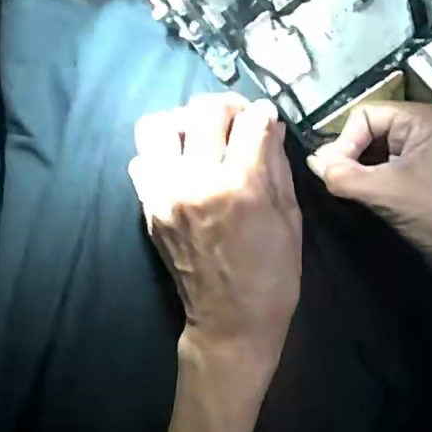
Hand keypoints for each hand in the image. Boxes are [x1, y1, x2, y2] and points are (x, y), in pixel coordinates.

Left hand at [129, 94, 301, 426]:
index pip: (249, 121)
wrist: (230, 323)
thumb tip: (269, 123)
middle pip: (202, 112)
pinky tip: (182, 167)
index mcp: (240, 187)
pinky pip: (141, 161)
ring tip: (200, 138)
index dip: (263, 114)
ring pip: (157, 126)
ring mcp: (164, 194)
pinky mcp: (148, 208)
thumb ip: (276, 164)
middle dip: (226, 108)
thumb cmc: (272, 275)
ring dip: (183, 123)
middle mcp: (196, 183)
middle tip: (236, 122)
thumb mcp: (290, 218)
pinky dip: (161, 154)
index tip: (266, 120)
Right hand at [306, 102, 431, 290]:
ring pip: (374, 153)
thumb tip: (312, 162)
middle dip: (349, 155)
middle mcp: (422, 129)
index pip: (364, 115)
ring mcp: (424, 154)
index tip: (334, 173)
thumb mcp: (385, 192)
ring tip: (347, 192)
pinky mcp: (422, 178)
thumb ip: (342, 175)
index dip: (344, 141)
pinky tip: (362, 199)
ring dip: (357, 171)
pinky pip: (385, 170)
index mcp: (420, 119)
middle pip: (368, 131)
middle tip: (337, 184)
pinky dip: (370, 182)